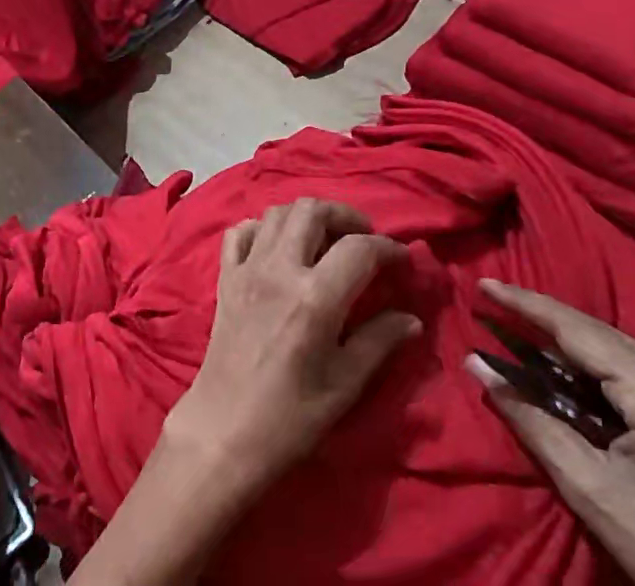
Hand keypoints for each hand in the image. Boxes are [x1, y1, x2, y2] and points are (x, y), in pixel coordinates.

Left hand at [163, 199, 419, 495]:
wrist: (227, 426)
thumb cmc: (293, 414)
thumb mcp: (347, 383)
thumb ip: (379, 340)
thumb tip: (410, 317)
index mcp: (314, 297)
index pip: (359, 248)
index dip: (389, 248)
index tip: (403, 262)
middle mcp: (277, 269)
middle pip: (311, 210)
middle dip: (345, 215)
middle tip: (363, 240)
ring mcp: (246, 269)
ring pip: (275, 212)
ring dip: (305, 217)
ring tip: (325, 242)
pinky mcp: (224, 276)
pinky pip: (239, 232)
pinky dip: (262, 228)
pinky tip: (278, 249)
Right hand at [468, 280, 634, 585]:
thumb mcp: (593, 493)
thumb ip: (532, 422)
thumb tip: (476, 365)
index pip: (584, 334)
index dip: (528, 304)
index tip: (483, 282)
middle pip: (607, 336)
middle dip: (546, 318)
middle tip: (493, 301)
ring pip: (629, 351)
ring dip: (575, 342)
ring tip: (523, 331)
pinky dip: (605, 364)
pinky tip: (577, 370)